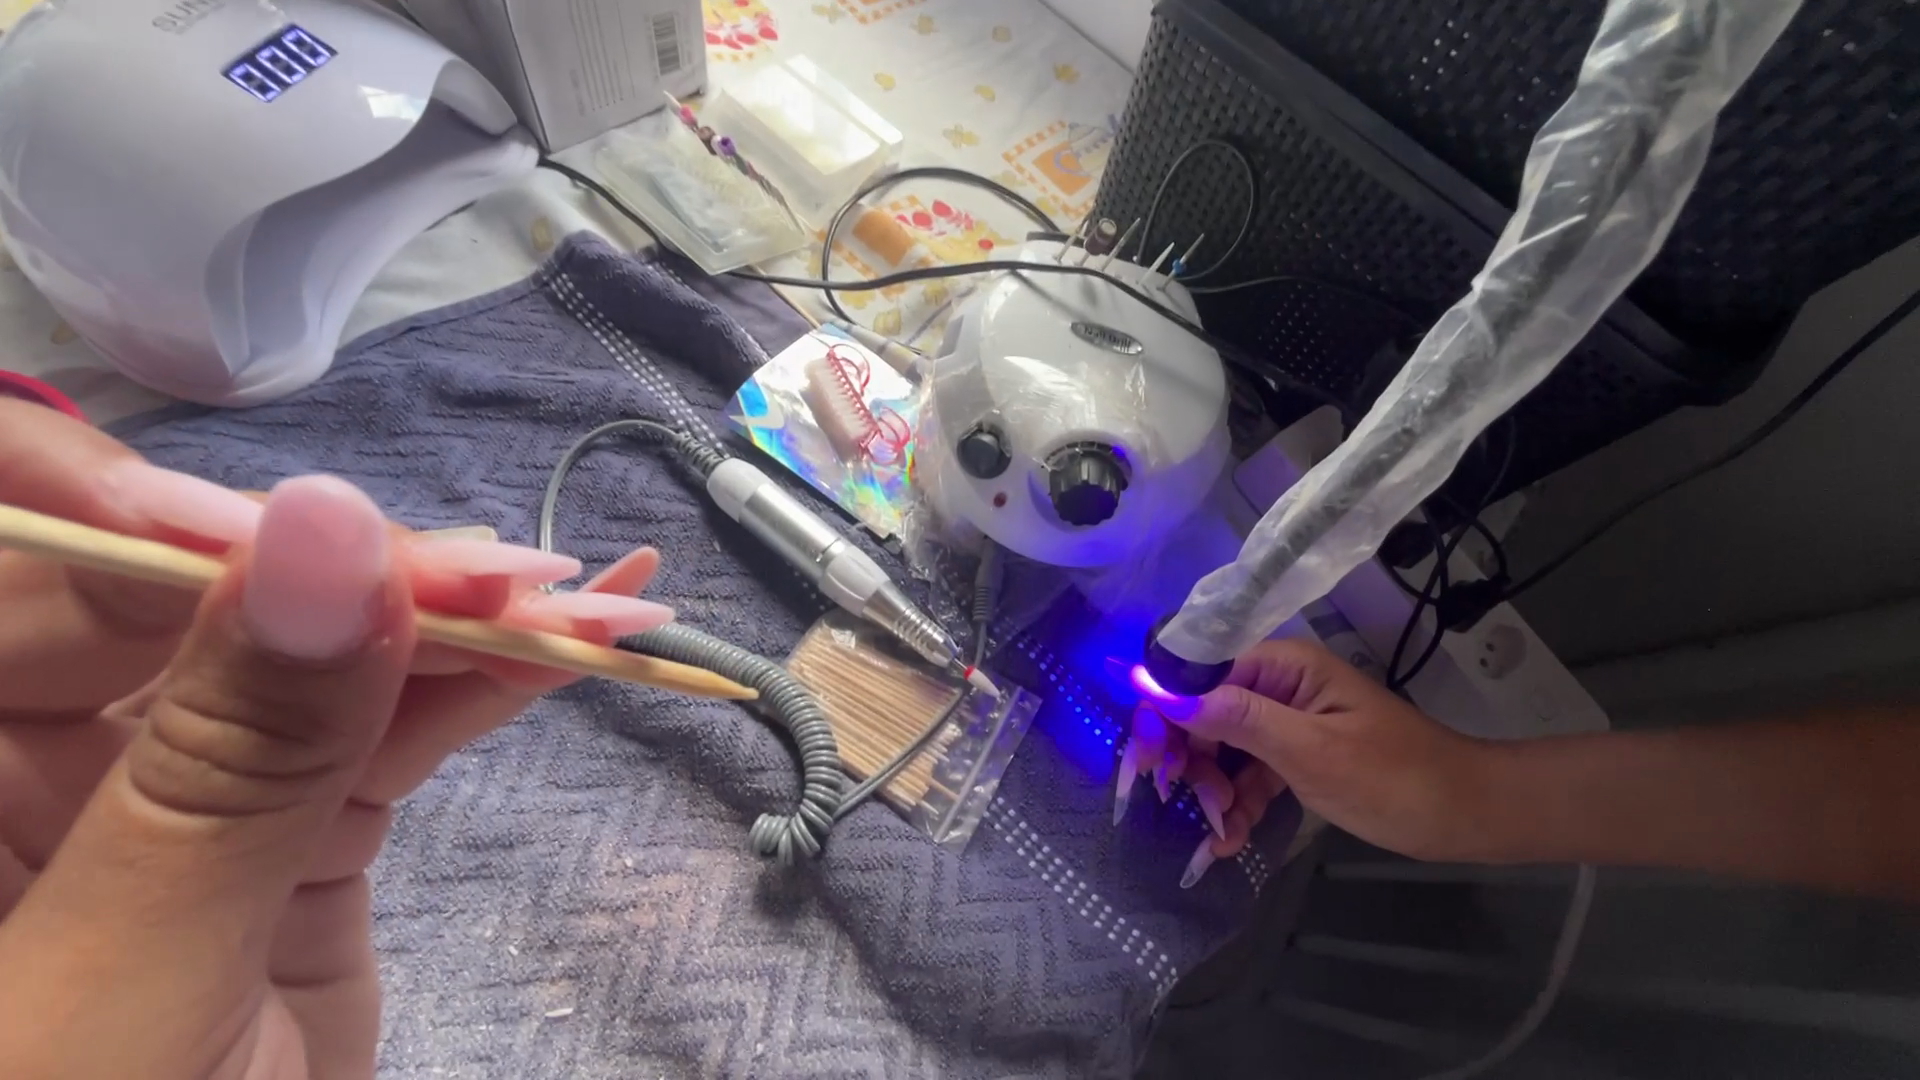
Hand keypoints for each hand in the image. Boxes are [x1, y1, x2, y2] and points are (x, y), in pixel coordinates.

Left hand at [0, 476, 669, 1078]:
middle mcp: (65, 741)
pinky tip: (588, 633)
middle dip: (403, 581)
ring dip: (490, 629)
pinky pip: (412, 719)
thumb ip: (230, 761)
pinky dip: (506, 679)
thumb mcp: (120, 997)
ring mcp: (210, 775)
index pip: (81, 575)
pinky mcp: (317, 810)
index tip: (400, 551)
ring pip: (356, 653)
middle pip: (251, 594)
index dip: (243, 539)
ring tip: (605, 612)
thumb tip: (331, 522)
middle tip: (540, 589)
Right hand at [1133, 639, 1494, 862]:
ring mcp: (1282, 721)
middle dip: (1191, 760)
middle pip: (1203, 712)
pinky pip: (1247, 773)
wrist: (1466, 817)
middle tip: (1190, 804)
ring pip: (1220, 747)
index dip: (1164, 709)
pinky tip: (1229, 841)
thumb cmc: (1394, 777)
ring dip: (1213, 791)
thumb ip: (1235, 718)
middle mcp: (1275, 686)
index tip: (1144, 755)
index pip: (1198, 673)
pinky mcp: (1291, 754)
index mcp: (1281, 666)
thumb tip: (1161, 692)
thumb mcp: (1310, 750)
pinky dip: (1237, 804)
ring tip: (1222, 833)